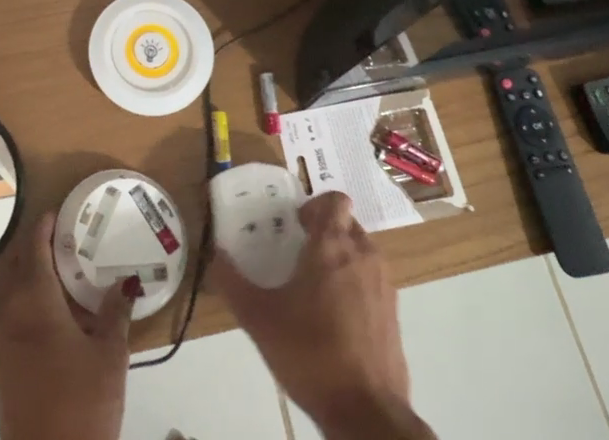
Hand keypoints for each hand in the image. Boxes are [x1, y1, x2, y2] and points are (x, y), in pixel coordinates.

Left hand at [0, 212, 133, 439]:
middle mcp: (8, 311)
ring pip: (5, 286)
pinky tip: (48, 303)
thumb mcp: (109, 354)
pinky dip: (20, 293)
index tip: (59, 211)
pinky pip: (4, 309)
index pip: (32, 249)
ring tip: (56, 264)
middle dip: (32, 244)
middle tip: (61, 234)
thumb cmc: (83, 401)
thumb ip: (115, 312)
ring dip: (24, 269)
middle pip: (13, 263)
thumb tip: (127, 282)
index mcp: (33, 301)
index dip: (44, 226)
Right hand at [212, 193, 431, 439]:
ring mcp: (384, 284)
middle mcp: (363, 256)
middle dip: (322, 232)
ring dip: (338, 258)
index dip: (314, 206)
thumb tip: (215, 255)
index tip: (294, 226)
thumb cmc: (308, 353)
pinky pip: (370, 280)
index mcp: (332, 247)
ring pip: (360, 252)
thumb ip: (232, 282)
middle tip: (294, 255)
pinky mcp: (393, 311)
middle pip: (346, 224)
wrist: (364, 408)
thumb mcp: (258, 318)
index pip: (334, 200)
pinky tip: (330, 317)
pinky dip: (352, 284)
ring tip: (310, 288)